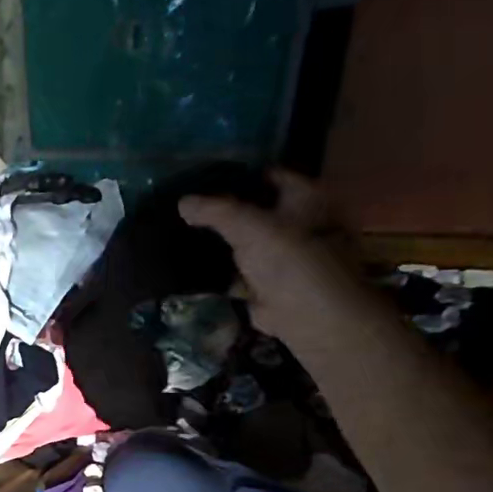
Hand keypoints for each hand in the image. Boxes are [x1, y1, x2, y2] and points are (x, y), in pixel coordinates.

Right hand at [177, 170, 370, 348]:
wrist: (308, 317)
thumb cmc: (289, 259)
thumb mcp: (247, 225)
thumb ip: (214, 210)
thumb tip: (183, 202)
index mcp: (305, 196)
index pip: (267, 174)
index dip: (236, 174)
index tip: (201, 178)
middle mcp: (300, 222)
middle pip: (256, 208)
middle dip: (225, 209)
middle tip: (188, 206)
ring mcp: (285, 256)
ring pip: (247, 241)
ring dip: (223, 240)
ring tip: (186, 232)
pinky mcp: (270, 285)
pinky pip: (241, 271)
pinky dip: (223, 270)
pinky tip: (196, 265)